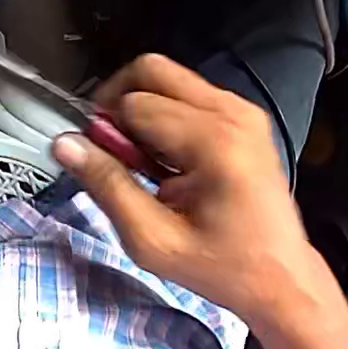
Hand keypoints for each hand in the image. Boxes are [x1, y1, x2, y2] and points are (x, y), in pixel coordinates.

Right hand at [50, 54, 342, 329]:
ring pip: (170, 77)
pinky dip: (166, 115)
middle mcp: (233, 112)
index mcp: (215, 141)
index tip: (103, 165)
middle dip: (119, 102)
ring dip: (142, 109)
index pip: (135, 104)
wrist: (282, 278)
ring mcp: (244, 110)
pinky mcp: (246, 117)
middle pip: (152, 70)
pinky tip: (167, 159)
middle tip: (112, 148)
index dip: (106, 130)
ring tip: (143, 160)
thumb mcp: (153, 240)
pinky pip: (189, 93)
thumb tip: (66, 144)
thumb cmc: (221, 267)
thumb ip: (107, 186)